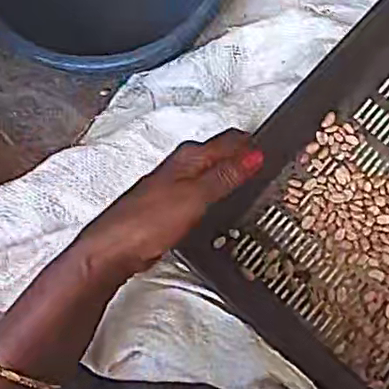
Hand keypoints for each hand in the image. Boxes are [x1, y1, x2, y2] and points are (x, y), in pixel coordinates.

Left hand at [74, 130, 264, 278]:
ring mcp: (175, 185)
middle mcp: (182, 166)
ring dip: (232, 173)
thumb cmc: (147, 221)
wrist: (113, 249)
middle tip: (269, 164)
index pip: (230, 140)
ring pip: (212, 171)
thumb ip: (226, 175)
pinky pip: (204, 190)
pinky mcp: (172, 205)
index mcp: (189, 157)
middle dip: (245, 155)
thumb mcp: (196, 196)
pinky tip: (225, 202)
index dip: (253, 144)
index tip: (274, 151)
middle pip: (221, 152)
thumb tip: (254, 155)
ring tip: (253, 180)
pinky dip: (219, 191)